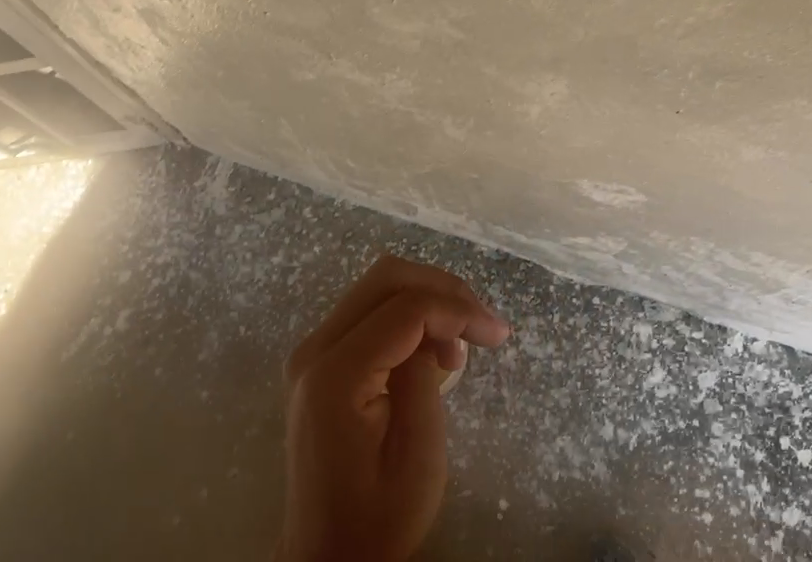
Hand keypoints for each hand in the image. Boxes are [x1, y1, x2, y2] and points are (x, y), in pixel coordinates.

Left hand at [276, 256, 510, 561]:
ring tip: (461, 348)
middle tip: (484, 326)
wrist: (326, 555)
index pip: (404, 308)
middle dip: (444, 291)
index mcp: (334, 375)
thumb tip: (435, 330)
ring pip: (377, 288)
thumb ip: (424, 376)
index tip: (499, 334)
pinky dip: (408, 317)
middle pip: (386, 278)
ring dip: (428, 301)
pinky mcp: (319, 360)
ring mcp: (311, 351)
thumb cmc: (377, 519)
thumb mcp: (418, 456)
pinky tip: (433, 352)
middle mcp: (314, 349)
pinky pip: (368, 313)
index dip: (458, 309)